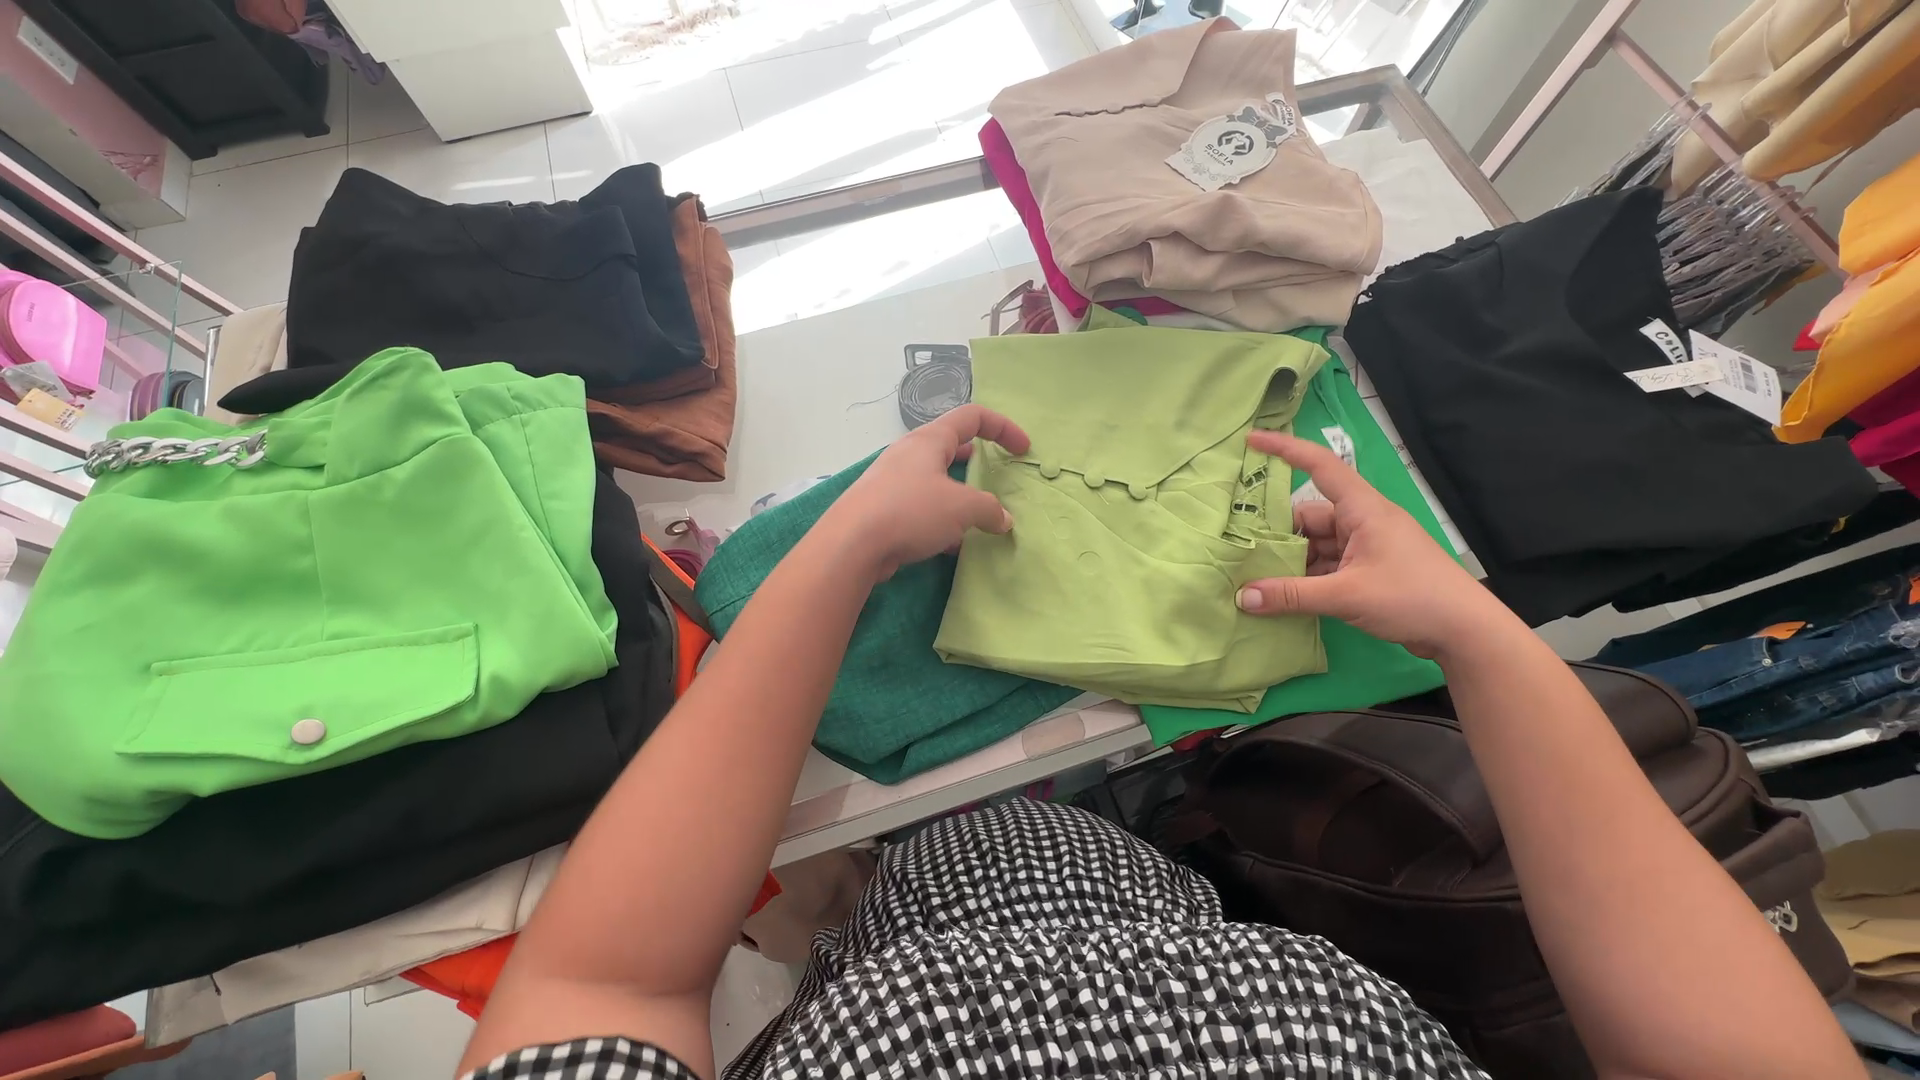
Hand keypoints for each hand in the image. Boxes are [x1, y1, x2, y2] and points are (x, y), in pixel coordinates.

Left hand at [818, 404, 1030, 581]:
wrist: (851, 544)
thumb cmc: (910, 511)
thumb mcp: (961, 508)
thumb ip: (989, 509)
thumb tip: (1003, 519)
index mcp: (929, 440)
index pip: (972, 416)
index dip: (1003, 428)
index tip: (1024, 449)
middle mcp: (909, 454)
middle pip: (950, 447)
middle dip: (976, 461)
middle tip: (996, 477)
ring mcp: (893, 481)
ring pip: (935, 481)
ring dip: (959, 496)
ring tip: (977, 518)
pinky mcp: (883, 509)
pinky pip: (921, 507)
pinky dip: (940, 520)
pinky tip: (950, 544)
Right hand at [1235, 432, 1516, 660]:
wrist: (1465, 632)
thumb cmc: (1411, 597)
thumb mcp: (1346, 596)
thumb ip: (1291, 595)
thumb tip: (1242, 596)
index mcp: (1363, 509)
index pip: (1320, 466)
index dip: (1286, 450)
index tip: (1252, 441)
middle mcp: (1363, 521)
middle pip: (1309, 517)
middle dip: (1277, 533)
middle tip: (1240, 549)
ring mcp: (1367, 547)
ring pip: (1316, 545)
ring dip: (1291, 561)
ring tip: (1255, 577)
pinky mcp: (1369, 572)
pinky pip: (1327, 566)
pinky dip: (1306, 578)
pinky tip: (1282, 595)